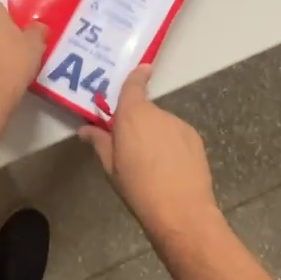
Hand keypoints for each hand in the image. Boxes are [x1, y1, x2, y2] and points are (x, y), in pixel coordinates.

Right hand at [80, 66, 217, 230]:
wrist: (181, 210)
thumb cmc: (138, 187)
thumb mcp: (111, 167)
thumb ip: (99, 142)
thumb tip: (85, 129)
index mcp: (132, 115)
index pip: (133, 85)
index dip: (136, 75)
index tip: (141, 69)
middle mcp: (157, 113)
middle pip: (145, 109)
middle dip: (137, 122)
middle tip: (129, 146)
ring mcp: (179, 125)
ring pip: (161, 124)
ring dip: (154, 134)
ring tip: (151, 163)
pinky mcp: (195, 139)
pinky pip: (177, 135)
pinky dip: (171, 144)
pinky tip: (169, 168)